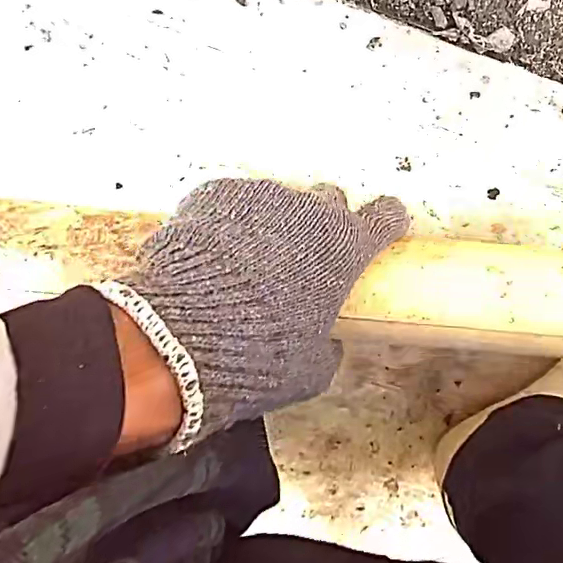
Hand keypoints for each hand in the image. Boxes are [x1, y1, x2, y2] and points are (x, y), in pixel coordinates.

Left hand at [99, 179, 408, 450]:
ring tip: (241, 262)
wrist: (176, 338)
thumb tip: (328, 340)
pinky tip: (208, 254)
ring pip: (279, 203)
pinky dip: (228, 221)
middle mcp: (313, 212)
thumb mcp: (310, 370)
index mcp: (346, 247)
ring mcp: (266, 196)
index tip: (380, 228)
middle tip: (299, 256)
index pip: (386, 215)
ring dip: (271, 225)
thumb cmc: (258, 356)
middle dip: (321, 222)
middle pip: (331, 200)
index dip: (386, 221)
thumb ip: (328, 345)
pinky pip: (233, 202)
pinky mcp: (220, 193)